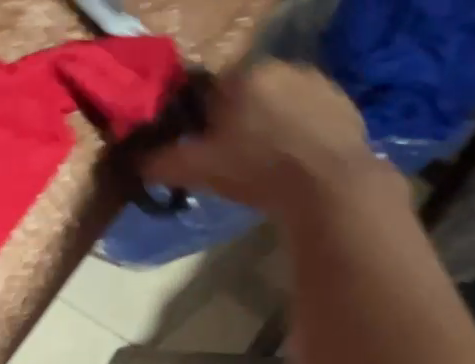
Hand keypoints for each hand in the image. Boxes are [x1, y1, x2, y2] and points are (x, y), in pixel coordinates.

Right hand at [142, 62, 388, 220]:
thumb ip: (155, 163)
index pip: (200, 92)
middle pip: (237, 97)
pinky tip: (283, 159)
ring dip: (257, 127)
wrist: (326, 184)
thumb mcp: (192, 170)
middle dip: (225, 123)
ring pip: (268, 105)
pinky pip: (299, 114)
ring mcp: (316, 81)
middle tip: (218, 159)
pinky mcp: (339, 100)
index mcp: (241, 76)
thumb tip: (134, 161)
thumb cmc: (253, 169)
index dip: (188, 122)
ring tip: (253, 161)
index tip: (187, 148)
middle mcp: (280, 67)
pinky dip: (287, 132)